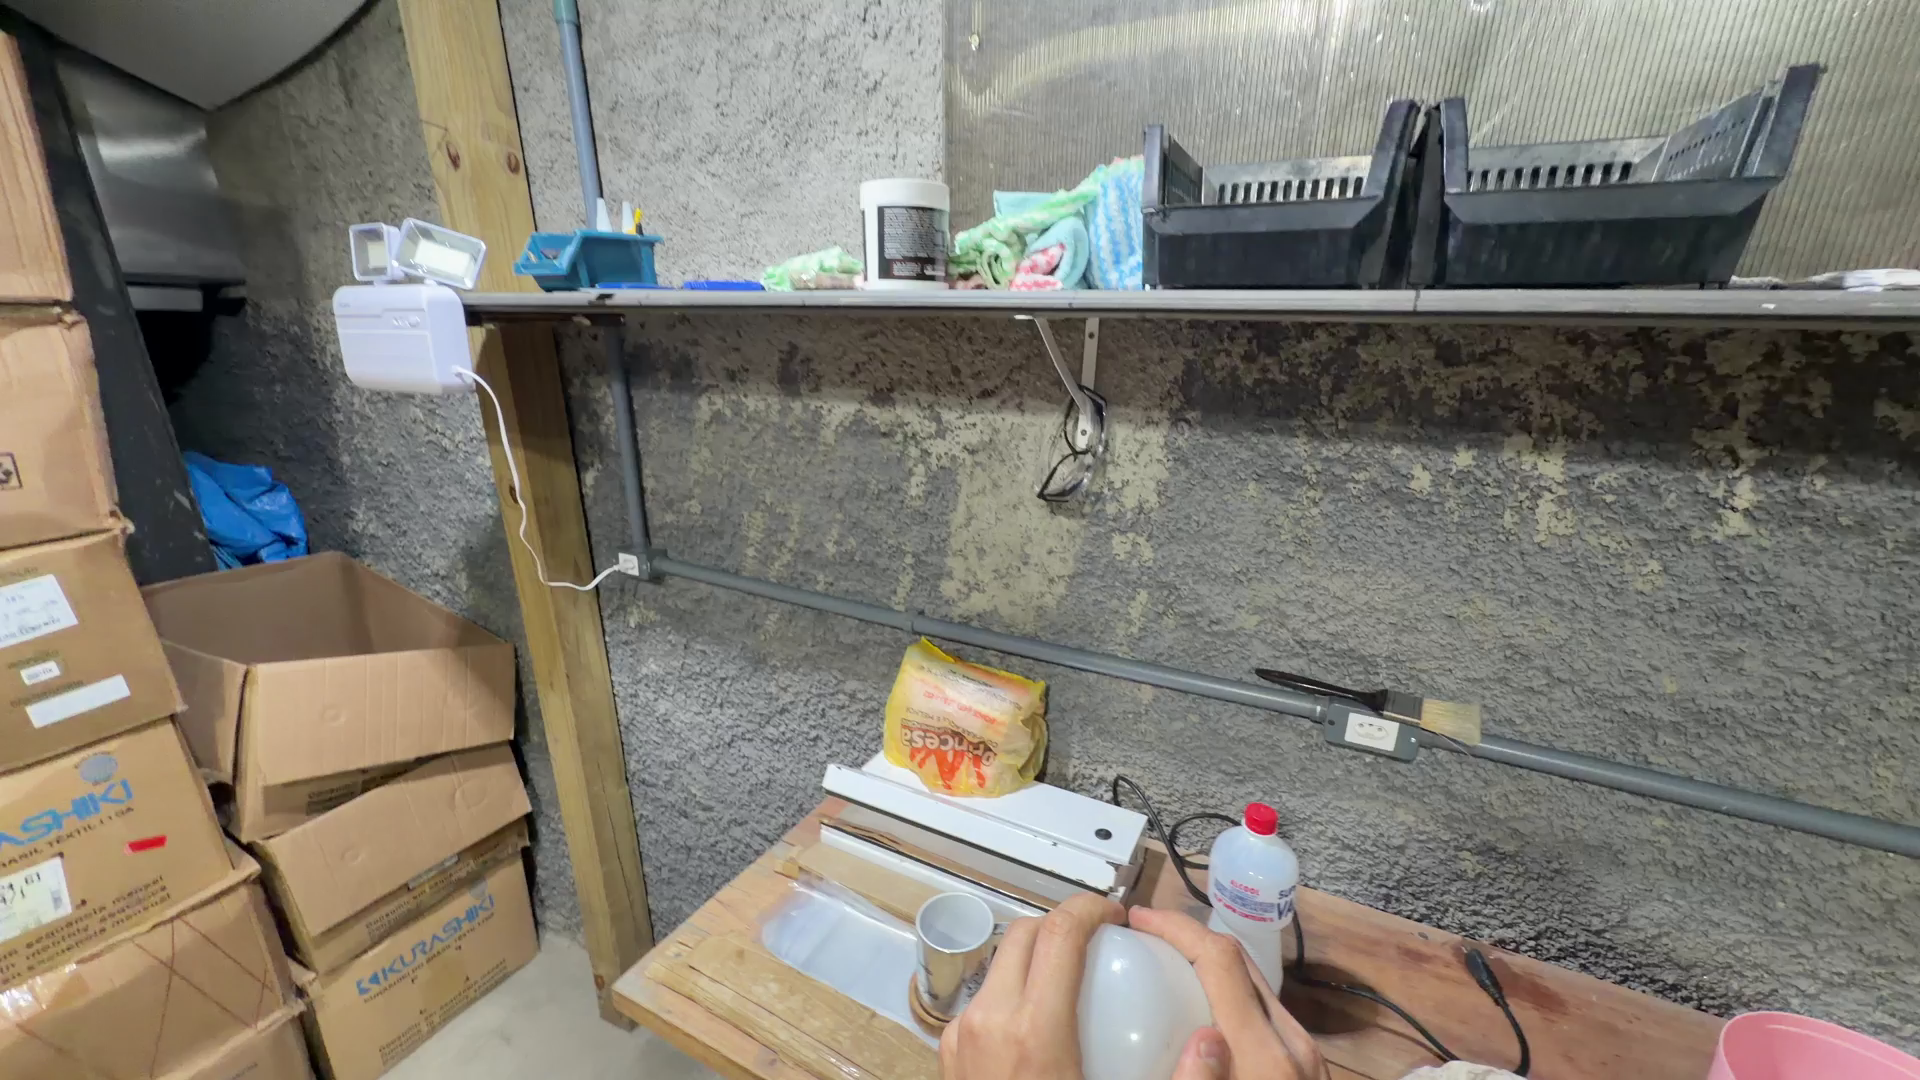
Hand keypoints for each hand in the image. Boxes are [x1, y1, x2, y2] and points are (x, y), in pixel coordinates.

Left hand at [939, 894, 1123, 1079]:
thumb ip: (1131, 1053)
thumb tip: (1182, 1042)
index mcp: (1035, 1028)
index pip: (1060, 933)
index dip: (1089, 909)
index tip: (1112, 915)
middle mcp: (991, 1016)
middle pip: (1024, 932)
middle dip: (1060, 925)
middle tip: (1092, 946)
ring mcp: (962, 1028)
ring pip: (1000, 963)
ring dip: (1032, 960)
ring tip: (1063, 987)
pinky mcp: (948, 1044)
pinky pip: (984, 999)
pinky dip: (1010, 997)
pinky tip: (1030, 1030)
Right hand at [1128, 907, 1329, 1079]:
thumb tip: (1200, 1037)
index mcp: (1268, 1055)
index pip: (1220, 959)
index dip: (1176, 927)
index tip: (1136, 919)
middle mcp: (1293, 1044)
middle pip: (1238, 961)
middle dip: (1189, 935)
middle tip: (1143, 937)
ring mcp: (1307, 1057)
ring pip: (1253, 983)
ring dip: (1207, 962)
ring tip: (1164, 965)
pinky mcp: (1310, 1071)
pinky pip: (1262, 1011)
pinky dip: (1226, 992)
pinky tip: (1200, 1014)